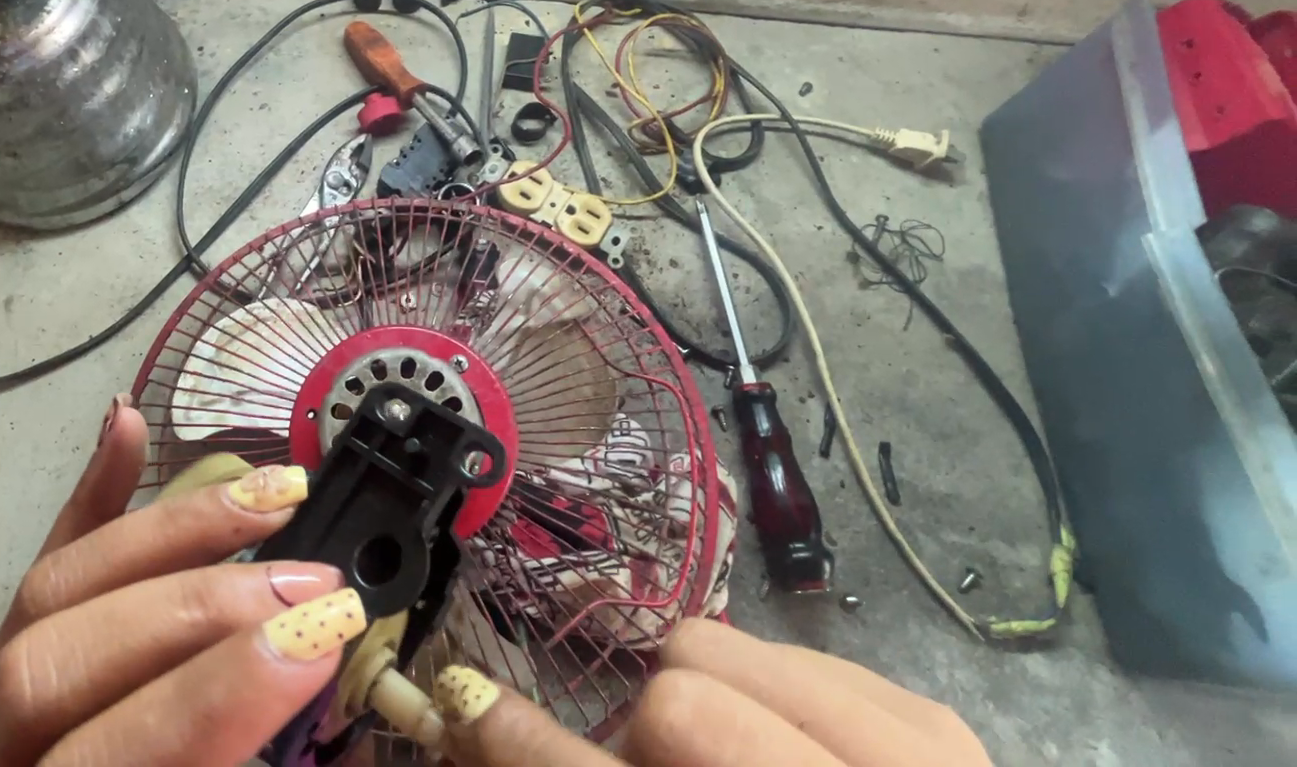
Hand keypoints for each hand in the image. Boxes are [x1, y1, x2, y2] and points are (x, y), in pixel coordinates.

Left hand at [0, 393, 367, 766]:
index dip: (213, 696)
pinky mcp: (5, 651)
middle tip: (312, 581)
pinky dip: (92, 491)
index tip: (315, 639)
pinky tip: (127, 422)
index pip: (105, 756)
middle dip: (198, 608)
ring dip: (170, 532)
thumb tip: (316, 679)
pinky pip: (43, 563)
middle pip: (60, 663)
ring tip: (270, 495)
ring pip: (50, 591)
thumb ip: (235, 762)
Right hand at [430, 618, 990, 766]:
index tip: (467, 704)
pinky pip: (784, 650)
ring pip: (723, 649)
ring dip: (695, 703)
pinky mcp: (936, 722)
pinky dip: (756, 693)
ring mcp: (920, 755)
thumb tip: (477, 723)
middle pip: (680, 698)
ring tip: (724, 766)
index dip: (530, 747)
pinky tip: (784, 754)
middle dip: (645, 740)